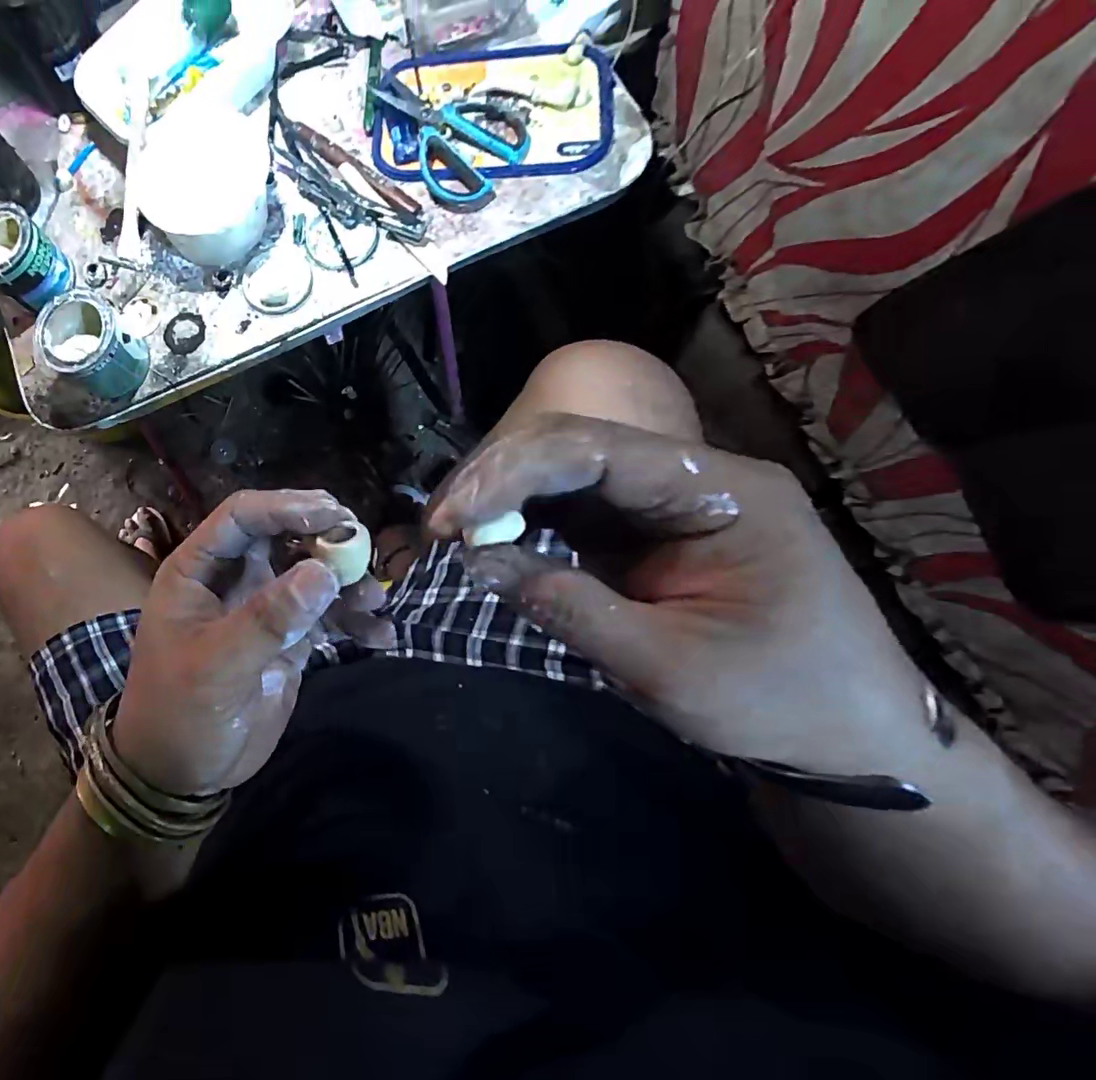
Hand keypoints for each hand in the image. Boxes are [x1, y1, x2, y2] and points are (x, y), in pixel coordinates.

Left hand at [114, 490, 393, 796]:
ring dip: (345, 582)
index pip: (241, 517)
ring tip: (375, 601)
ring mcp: (259, 609)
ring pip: (309, 575)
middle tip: (364, 550)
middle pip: (283, 538)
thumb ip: (267, 619)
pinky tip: (379, 634)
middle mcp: (230, 580)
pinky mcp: (285, 641)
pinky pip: (324, 617)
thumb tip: (323, 572)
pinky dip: (351, 620)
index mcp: (197, 571)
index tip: (334, 516)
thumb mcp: (216, 666)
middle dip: (324, 539)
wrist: (180, 772)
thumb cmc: (179, 712)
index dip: (286, 508)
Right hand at [425, 414, 933, 771]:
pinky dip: (515, 521)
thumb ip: (567, 606)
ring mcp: (660, 505)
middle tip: (436, 528)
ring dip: (497, 499)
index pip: (595, 452)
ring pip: (558, 475)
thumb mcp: (665, 665)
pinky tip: (482, 539)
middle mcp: (688, 480)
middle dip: (493, 482)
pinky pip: (563, 510)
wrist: (844, 739)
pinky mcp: (636, 533)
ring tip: (446, 534)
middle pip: (570, 449)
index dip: (509, 476)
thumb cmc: (777, 701)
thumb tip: (474, 561)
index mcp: (721, 492)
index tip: (449, 522)